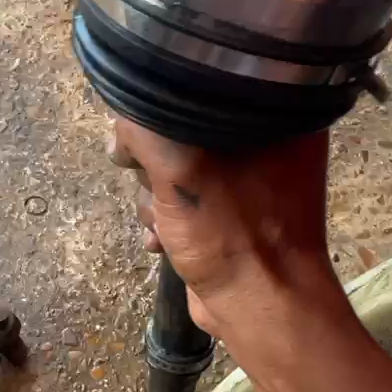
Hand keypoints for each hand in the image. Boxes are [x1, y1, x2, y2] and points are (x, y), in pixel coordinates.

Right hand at [109, 117, 339, 332]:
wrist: (259, 304)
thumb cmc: (231, 232)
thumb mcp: (178, 166)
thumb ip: (143, 128)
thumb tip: (121, 132)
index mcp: (270, 109)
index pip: (192, 87)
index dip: (157, 118)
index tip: (146, 151)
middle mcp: (264, 137)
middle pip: (176, 131)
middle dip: (155, 170)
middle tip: (163, 195)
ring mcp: (247, 178)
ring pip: (172, 170)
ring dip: (156, 201)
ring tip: (169, 228)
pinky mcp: (230, 211)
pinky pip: (182, 200)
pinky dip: (167, 220)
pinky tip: (166, 241)